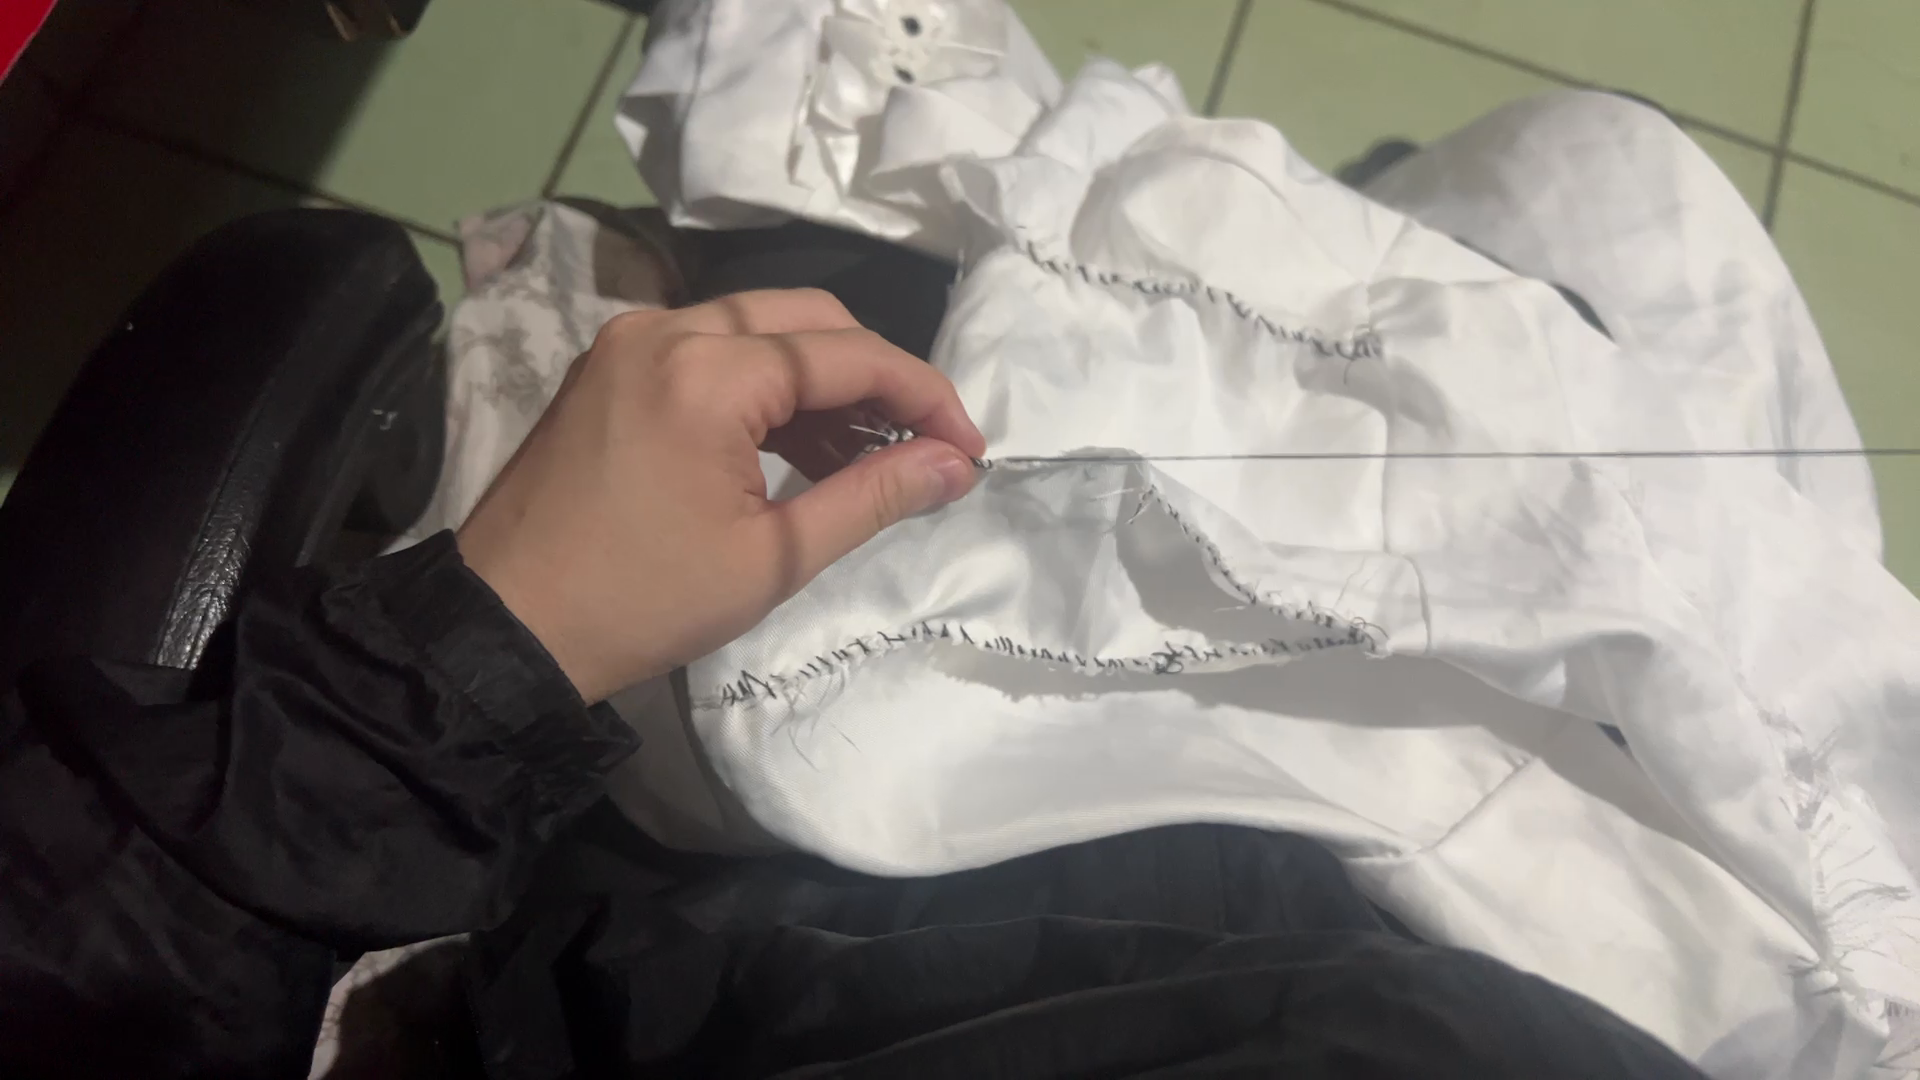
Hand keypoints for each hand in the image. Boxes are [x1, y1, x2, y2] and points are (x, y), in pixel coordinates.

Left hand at [455, 289, 984, 703]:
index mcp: (707, 373)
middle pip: (812, 320)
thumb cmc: (646, 603)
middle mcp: (668, 329)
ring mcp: (633, 341)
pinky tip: (801, 447)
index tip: (968, 447)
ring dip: (828, 384)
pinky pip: (718, 353)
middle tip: (920, 442)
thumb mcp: (776, 558)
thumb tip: (955, 464)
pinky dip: (773, 390)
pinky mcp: (615, 366)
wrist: (507, 630)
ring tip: (869, 454)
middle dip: (880, 377)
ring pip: (766, 330)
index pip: (850, 356)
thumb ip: (875, 497)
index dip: (925, 396)